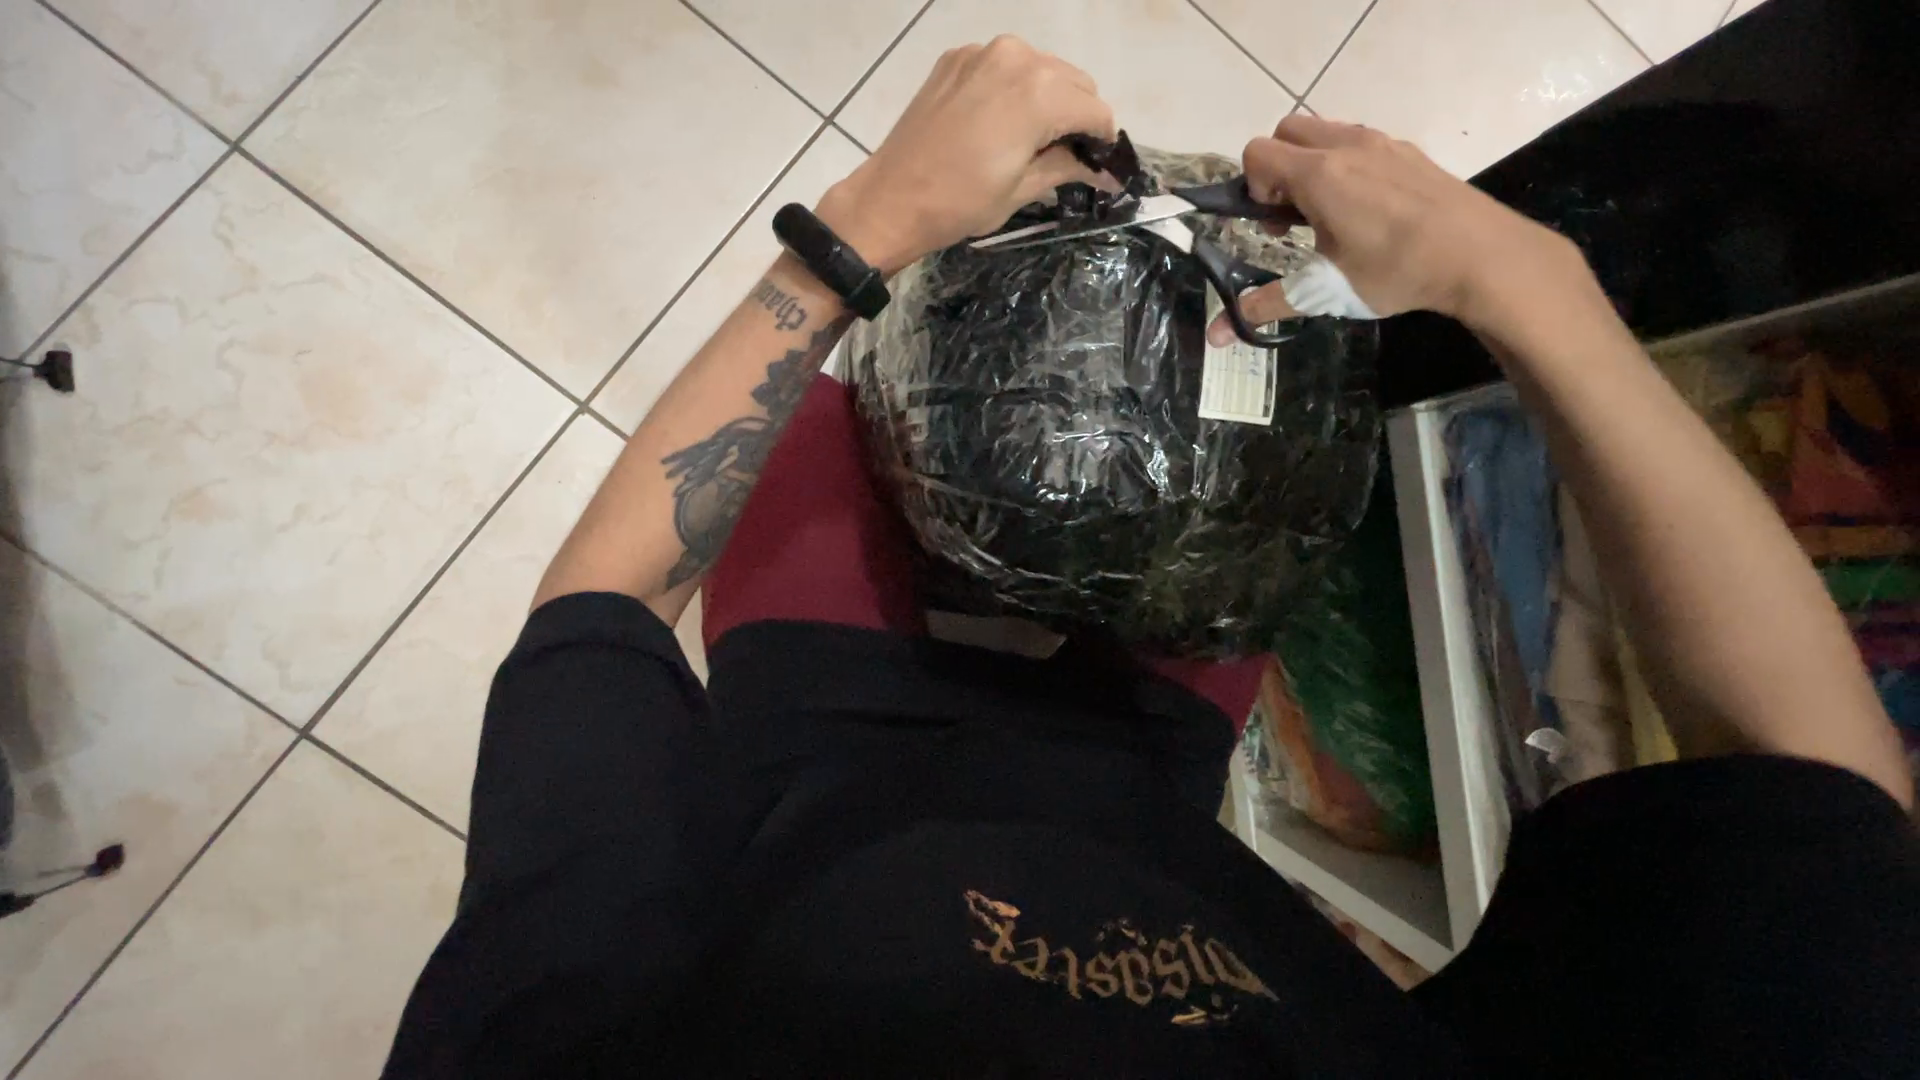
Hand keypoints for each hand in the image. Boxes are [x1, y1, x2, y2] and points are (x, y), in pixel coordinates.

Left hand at [814, 36, 1115, 274]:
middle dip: (1077, 118)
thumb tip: (1105, 173)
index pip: (1095, 110)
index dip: (1103, 142)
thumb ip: (1068, 168)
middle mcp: (1016, 57)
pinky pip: (1004, 69)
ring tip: (1031, 143)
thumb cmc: (960, 204)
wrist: (891, 199)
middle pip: (1073, 82)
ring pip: (1040, 70)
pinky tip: (998, 126)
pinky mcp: (957, 60)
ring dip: (1048, 102)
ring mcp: (982, 53)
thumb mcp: (1022, 190)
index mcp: (1039, 92)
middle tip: (1066, 159)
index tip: (1101, 168)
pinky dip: (1013, 91)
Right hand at [1211, 114, 1589, 343]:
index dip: (1251, 187)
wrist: (1480, 256)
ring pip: (1324, 133)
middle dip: (1276, 169)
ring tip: (1324, 214)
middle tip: (1290, 214)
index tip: (1270, 222)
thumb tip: (1215, 336)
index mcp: (1319, 175)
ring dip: (1310, 165)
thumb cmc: (1394, 271)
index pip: (1257, 153)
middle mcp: (1346, 147)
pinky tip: (1362, 211)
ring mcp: (1381, 144)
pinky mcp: (1408, 152)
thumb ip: (1268, 304)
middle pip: (1287, 131)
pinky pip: (1358, 142)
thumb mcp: (1323, 291)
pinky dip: (1345, 165)